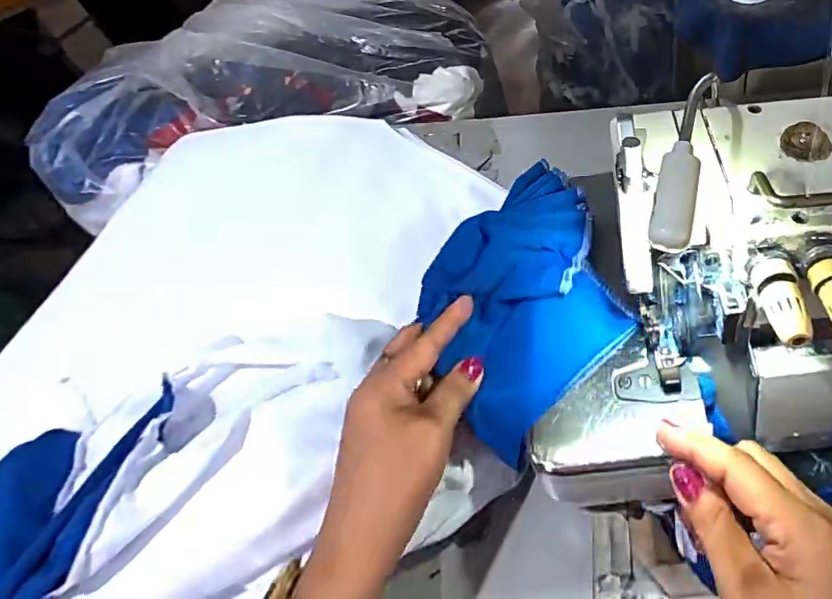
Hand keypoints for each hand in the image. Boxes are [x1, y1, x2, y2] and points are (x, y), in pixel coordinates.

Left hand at [297, 296, 482, 598]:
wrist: (359, 534)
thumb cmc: (399, 476)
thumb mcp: (433, 432)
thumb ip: (453, 392)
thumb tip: (472, 363)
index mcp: (382, 382)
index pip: (422, 343)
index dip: (447, 322)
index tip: (466, 298)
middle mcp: (370, 387)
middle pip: (403, 350)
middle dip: (429, 335)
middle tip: (457, 322)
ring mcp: (367, 410)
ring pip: (399, 371)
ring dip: (424, 361)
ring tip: (451, 353)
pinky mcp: (370, 430)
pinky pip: (397, 391)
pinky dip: (417, 383)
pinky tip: (434, 391)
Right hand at [658, 424, 831, 598]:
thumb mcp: (744, 590)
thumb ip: (713, 525)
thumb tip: (684, 474)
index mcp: (803, 523)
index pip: (737, 464)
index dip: (694, 444)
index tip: (660, 431)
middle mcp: (819, 514)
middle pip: (753, 459)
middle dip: (710, 456)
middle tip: (672, 464)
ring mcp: (825, 529)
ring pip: (764, 474)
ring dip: (725, 474)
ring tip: (691, 489)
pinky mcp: (823, 544)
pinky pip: (775, 496)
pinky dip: (744, 493)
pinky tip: (723, 512)